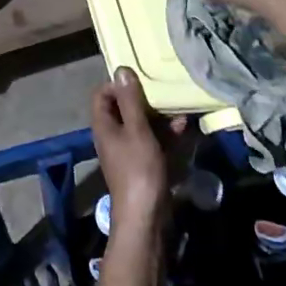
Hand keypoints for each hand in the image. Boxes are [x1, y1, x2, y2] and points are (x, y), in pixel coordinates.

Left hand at [91, 66, 182, 235]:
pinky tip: (184, 128)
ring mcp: (128, 151)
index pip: (101, 95)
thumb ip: (131, 101)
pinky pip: (152, 142)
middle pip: (123, 109)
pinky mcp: (143, 164)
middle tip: (165, 92)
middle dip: (144, 100)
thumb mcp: (137, 130)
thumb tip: (121, 69)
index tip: (139, 80)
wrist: (146, 216)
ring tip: (180, 108)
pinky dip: (165, 134)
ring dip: (159, 117)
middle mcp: (112, 136)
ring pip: (141, 125)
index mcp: (103, 125)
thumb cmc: (138, 169)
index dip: (117, 85)